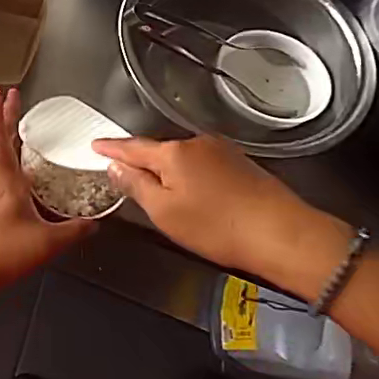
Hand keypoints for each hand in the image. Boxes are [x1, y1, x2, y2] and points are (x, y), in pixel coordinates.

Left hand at [0, 89, 95, 300]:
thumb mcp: (47, 243)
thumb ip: (75, 231)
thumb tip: (95, 223)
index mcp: (6, 182)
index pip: (0, 139)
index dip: (0, 114)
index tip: (1, 94)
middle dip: (6, 117)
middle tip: (10, 97)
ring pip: (2, 160)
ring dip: (9, 139)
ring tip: (22, 128)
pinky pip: (6, 178)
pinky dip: (16, 165)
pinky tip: (29, 175)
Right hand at [90, 134, 351, 299]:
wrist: (281, 233)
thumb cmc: (220, 228)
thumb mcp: (165, 212)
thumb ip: (136, 186)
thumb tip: (116, 167)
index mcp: (174, 153)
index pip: (133, 147)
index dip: (112, 148)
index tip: (97, 145)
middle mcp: (198, 144)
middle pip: (159, 151)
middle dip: (142, 163)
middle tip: (124, 176)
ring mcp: (222, 151)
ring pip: (183, 159)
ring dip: (170, 172)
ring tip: (164, 198)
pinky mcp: (240, 164)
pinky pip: (204, 166)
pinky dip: (192, 178)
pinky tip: (196, 199)